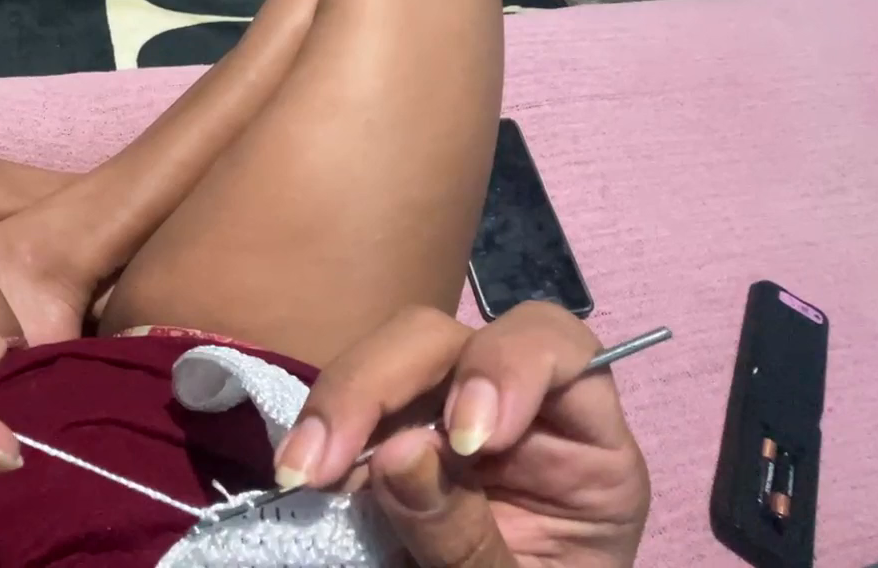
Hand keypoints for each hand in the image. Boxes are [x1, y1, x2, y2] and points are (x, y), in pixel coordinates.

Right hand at [274, 302, 648, 566]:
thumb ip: (468, 539)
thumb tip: (396, 452)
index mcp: (579, 444)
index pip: (558, 348)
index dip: (508, 365)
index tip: (464, 440)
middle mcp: (505, 406)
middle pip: (439, 338)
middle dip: (377, 384)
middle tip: (326, 460)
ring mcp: (438, 410)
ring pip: (383, 355)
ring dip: (338, 404)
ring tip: (300, 472)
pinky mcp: (386, 427)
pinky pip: (347, 396)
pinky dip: (320, 426)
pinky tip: (299, 471)